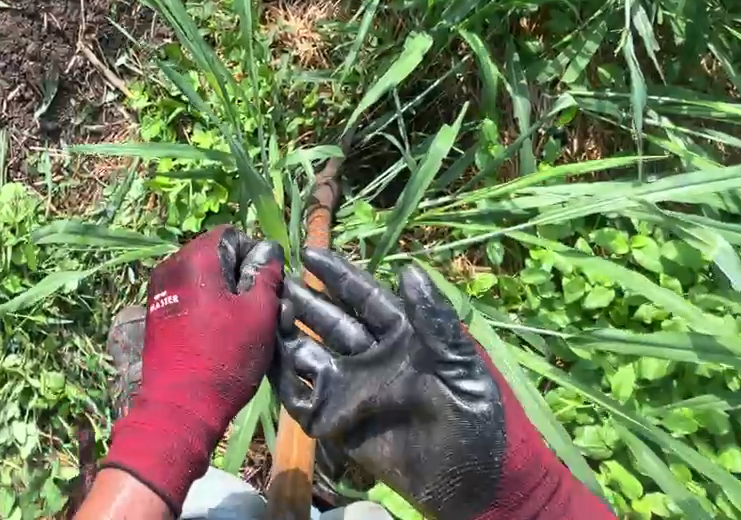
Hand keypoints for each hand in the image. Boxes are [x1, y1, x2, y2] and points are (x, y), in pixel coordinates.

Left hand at [103, 226, 283, 512]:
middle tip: (255, 304)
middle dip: (236, 272)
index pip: (230, 234)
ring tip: (237, 321)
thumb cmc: (224, 357)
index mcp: (195, 258)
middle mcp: (171, 265)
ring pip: (200, 275)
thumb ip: (266, 276)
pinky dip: (203, 303)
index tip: (264, 282)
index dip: (253, 253)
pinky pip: (186, 293)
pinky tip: (216, 331)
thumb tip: (269, 253)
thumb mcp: (259, 315)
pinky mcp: (155, 311)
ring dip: (220, 289)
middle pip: (213, 253)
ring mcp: (159, 289)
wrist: (178, 408)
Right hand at [275, 248, 612, 519]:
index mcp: (400, 334)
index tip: (307, 251)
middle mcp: (371, 355)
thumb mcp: (461, 366)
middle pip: (327, 318)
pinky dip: (282, 379)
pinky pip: (302, 397)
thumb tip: (410, 268)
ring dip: (286, 333)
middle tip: (270, 278)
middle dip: (301, 297)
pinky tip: (264, 361)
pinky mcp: (338, 424)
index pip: (361, 295)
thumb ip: (434, 319)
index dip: (335, 273)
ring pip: (309, 352)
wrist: (479, 489)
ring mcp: (352, 389)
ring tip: (261, 314)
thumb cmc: (478, 420)